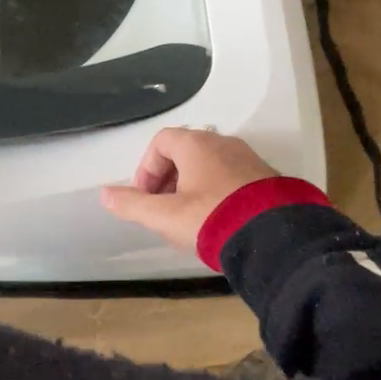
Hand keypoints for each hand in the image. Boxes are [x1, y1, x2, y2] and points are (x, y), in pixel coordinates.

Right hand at [100, 127, 277, 248]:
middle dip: (168, 180)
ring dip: (192, 188)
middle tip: (164, 210)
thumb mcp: (165, 216)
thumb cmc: (212, 218)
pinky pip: (232, 177)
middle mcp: (222, 143)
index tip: (146, 197)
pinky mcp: (267, 177)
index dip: (147, 168)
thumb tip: (104, 194)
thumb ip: (133, 204)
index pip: (161, 142)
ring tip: (190, 220)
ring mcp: (248, 159)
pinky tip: (218, 221)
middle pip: (185, 153)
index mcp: (196, 144)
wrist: (276, 237)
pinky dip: (217, 193)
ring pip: (209, 166)